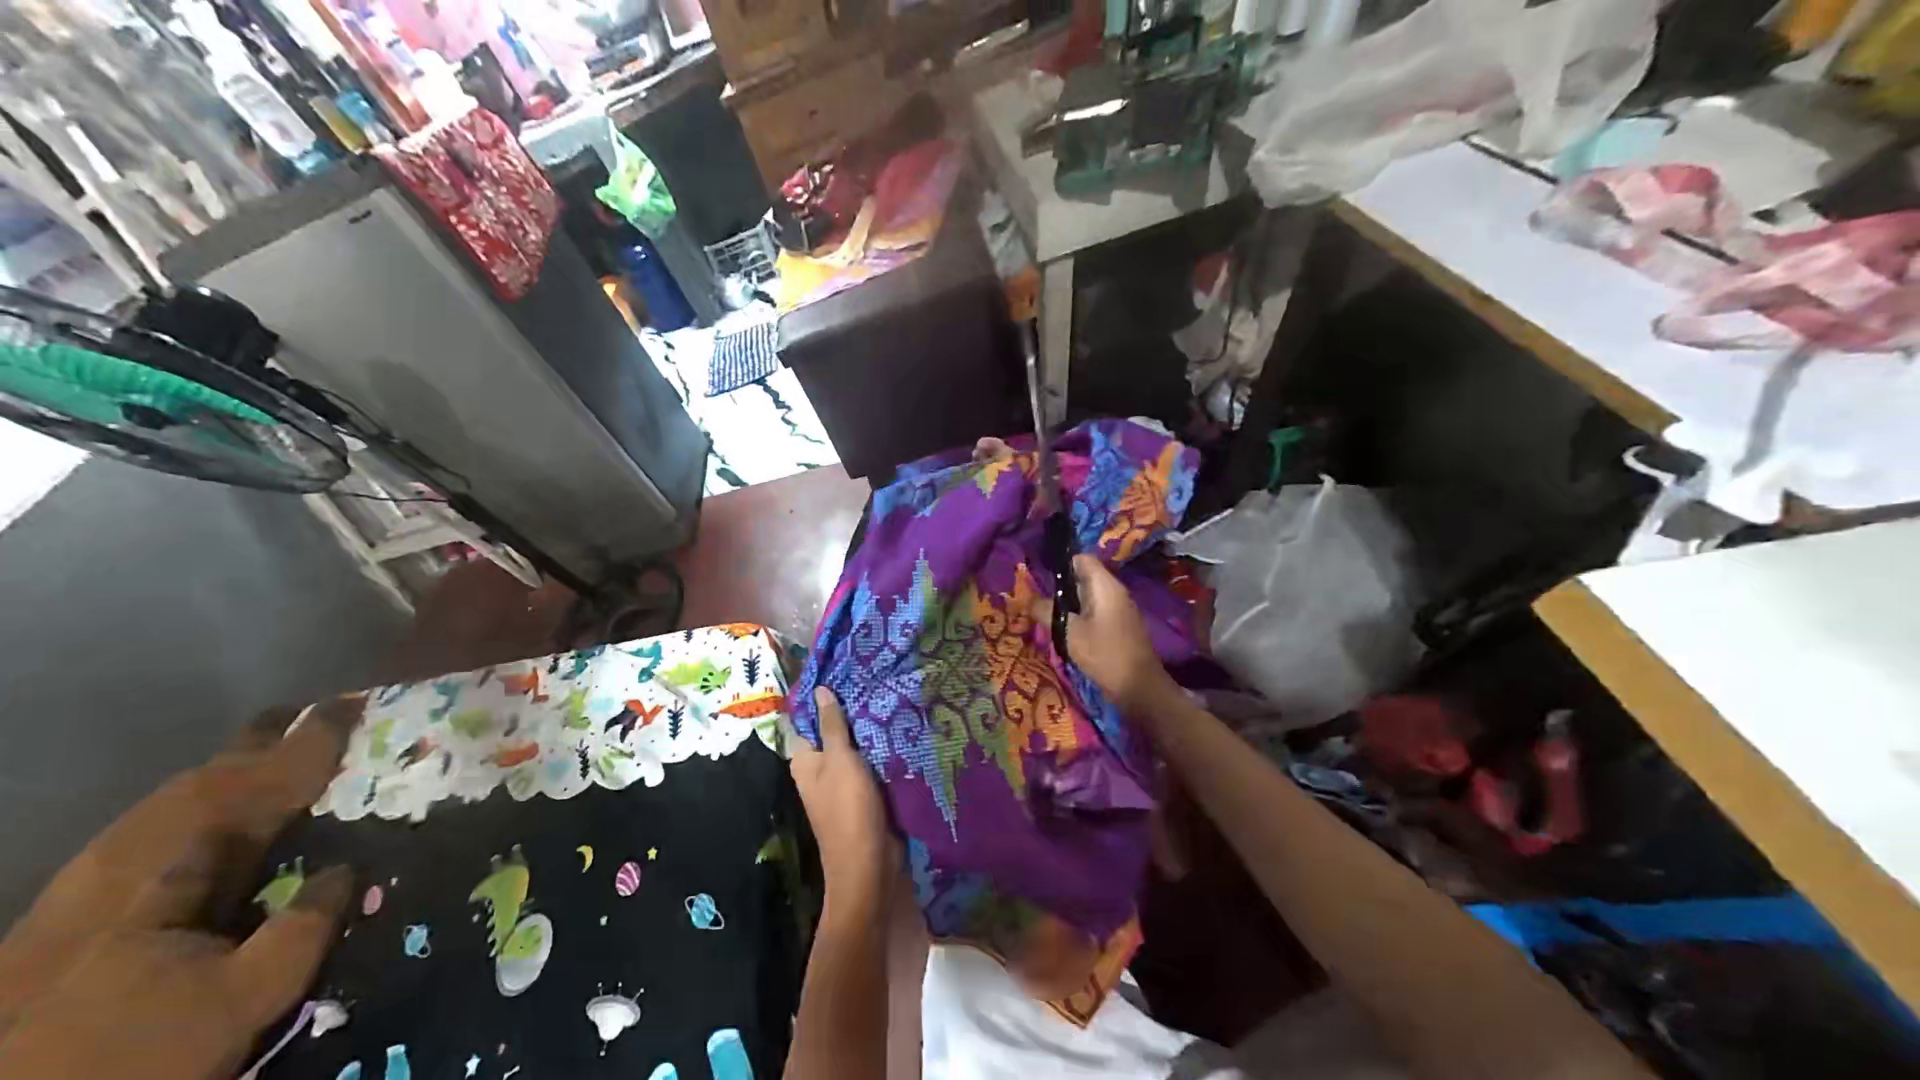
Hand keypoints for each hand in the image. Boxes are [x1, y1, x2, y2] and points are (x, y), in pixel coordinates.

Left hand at [0, 697, 361, 1079]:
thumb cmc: (137, 1055)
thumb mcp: (244, 999)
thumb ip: (305, 929)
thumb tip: (347, 869)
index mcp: (172, 874)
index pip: (255, 787)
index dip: (306, 745)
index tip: (352, 706)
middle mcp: (127, 862)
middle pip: (204, 781)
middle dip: (266, 743)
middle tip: (327, 717)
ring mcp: (91, 884)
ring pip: (173, 801)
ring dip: (235, 768)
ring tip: (285, 749)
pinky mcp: (77, 909)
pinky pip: (157, 827)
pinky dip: (202, 802)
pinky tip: (220, 810)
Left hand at [791, 687, 892, 917]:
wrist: (869, 866)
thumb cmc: (848, 809)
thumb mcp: (840, 760)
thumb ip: (832, 725)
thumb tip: (819, 690)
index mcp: (804, 761)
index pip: (805, 721)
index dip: (820, 699)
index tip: (841, 673)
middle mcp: (818, 771)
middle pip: (831, 734)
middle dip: (849, 712)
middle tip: (872, 682)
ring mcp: (841, 785)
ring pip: (853, 750)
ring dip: (867, 732)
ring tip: (888, 700)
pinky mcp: (863, 796)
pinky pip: (869, 766)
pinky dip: (879, 753)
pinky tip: (896, 732)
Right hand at [1049, 554, 1177, 716]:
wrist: (1139, 687)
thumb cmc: (1104, 653)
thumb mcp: (1068, 632)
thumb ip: (1046, 611)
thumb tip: (1027, 599)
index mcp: (1105, 585)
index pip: (1082, 559)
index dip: (1060, 565)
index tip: (1040, 579)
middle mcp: (1115, 592)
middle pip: (1083, 578)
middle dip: (1060, 588)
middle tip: (1037, 601)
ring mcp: (1119, 609)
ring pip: (1088, 597)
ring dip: (1068, 606)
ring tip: (1047, 618)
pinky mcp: (1119, 626)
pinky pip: (1095, 612)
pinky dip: (1080, 618)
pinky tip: (1066, 633)